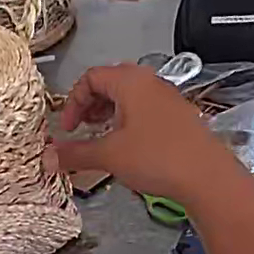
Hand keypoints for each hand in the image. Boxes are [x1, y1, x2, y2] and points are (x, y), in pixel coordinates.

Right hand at [54, 63, 242, 208]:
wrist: (206, 176)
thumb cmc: (156, 157)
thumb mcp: (109, 156)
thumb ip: (75, 154)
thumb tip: (47, 158)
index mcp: (130, 82)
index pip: (91, 77)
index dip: (73, 101)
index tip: (68, 128)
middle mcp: (150, 82)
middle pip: (110, 82)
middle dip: (90, 104)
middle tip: (81, 128)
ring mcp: (167, 98)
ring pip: (129, 96)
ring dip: (109, 113)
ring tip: (101, 137)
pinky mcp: (179, 116)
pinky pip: (145, 109)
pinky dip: (128, 121)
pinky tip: (127, 146)